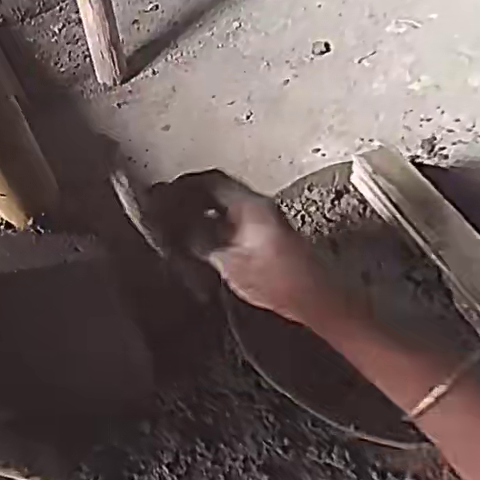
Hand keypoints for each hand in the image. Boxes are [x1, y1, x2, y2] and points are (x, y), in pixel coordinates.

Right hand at [150, 170, 353, 325]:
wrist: (313, 298)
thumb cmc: (282, 282)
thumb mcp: (229, 262)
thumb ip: (200, 242)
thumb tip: (178, 233)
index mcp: (252, 206)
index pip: (211, 181)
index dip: (183, 185)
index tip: (165, 191)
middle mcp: (260, 208)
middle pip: (217, 190)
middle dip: (189, 196)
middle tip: (167, 205)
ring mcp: (264, 221)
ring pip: (224, 205)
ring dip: (200, 210)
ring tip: (178, 221)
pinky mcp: (265, 236)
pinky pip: (231, 221)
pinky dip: (211, 224)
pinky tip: (199, 238)